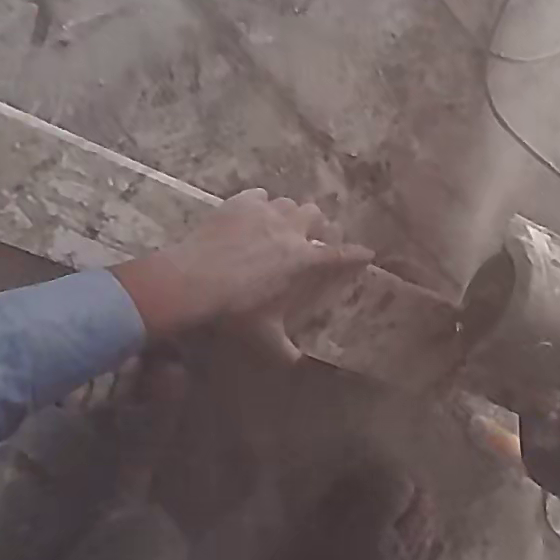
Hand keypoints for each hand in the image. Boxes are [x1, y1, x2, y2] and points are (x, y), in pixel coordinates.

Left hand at [111, 189, 373, 359]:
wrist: (193, 279)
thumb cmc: (234, 309)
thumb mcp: (263, 335)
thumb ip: (284, 349)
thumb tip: (297, 363)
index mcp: (302, 260)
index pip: (339, 256)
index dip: (356, 254)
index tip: (366, 253)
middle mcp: (289, 230)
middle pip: (316, 215)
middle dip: (318, 225)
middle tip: (313, 236)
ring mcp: (264, 212)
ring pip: (288, 203)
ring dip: (290, 213)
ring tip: (282, 223)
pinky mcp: (239, 203)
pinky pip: (259, 196)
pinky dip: (260, 204)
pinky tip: (253, 214)